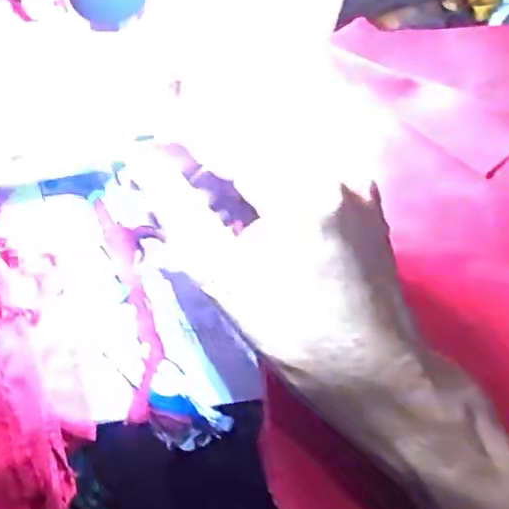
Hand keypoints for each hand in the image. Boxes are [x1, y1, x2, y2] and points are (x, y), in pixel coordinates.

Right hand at [128, 146, 432, 429]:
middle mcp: (331, 169)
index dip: (165, 135)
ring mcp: (349, 177)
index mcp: (299, 189)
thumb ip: (171, 203)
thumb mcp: (215, 269)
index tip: (130, 144)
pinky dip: (244, 168)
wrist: (378, 376)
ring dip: (214, 157)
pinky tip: (223, 195)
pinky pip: (283, 159)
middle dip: (187, 145)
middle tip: (150, 168)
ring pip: (258, 143)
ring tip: (181, 185)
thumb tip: (135, 159)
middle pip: (237, 133)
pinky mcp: (353, 189)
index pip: (214, 137)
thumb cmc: (291, 330)